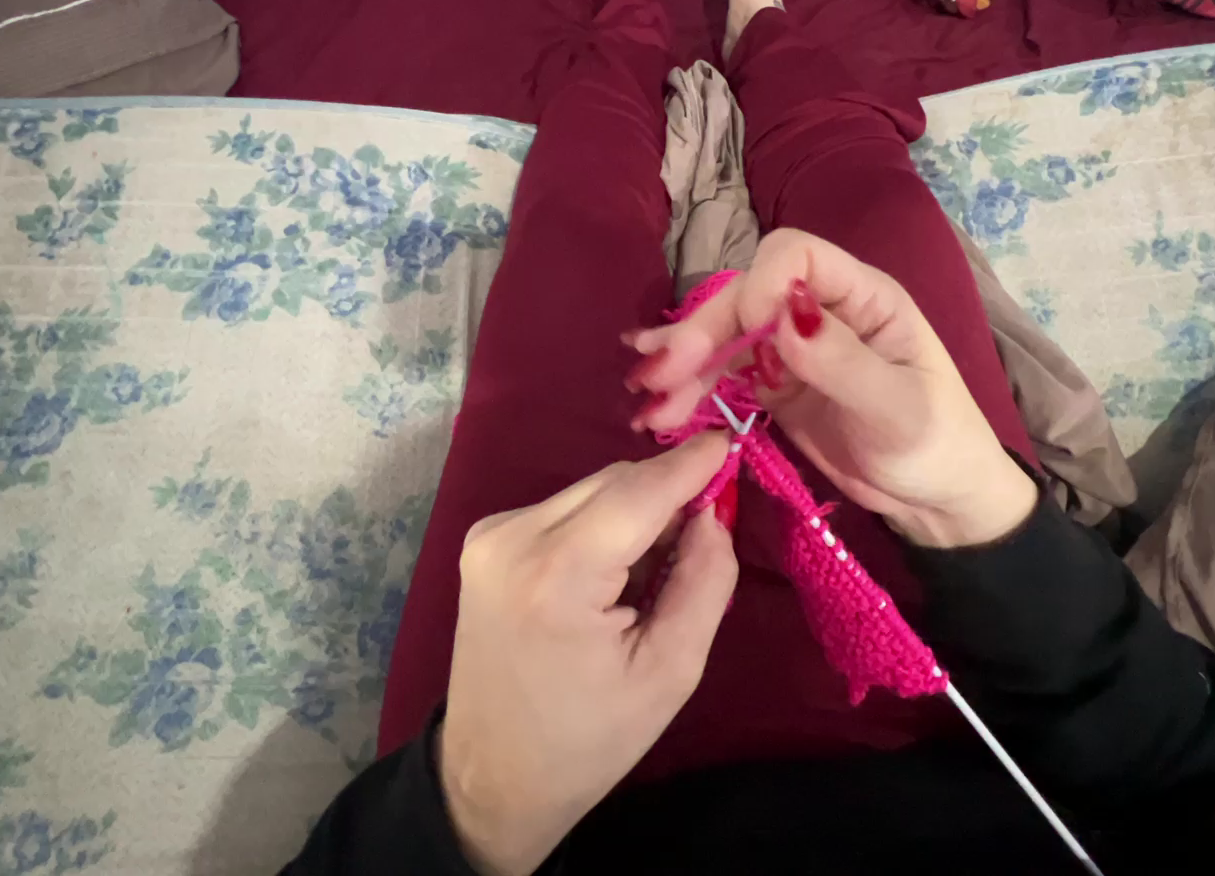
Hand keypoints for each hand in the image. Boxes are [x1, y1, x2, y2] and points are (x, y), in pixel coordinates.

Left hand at [439, 435, 737, 875]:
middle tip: (703, 533)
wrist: (492, 776)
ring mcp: (490, 534)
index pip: (637, 493)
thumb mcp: (671, 671)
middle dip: (665, 495)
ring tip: (646, 573)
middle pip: (614, 484)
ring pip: (592, 489)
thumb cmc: (589, 739)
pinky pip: (567, 506)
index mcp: (556, 577)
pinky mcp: (485, 538)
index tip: (729, 438)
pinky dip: (602, 522)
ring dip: (634, 512)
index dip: (688, 463)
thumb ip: (704, 580)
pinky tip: (608, 571)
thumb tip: (711, 510)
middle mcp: (512, 538)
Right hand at [626, 229, 1036, 549]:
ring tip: (649, 405)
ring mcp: (793, 348)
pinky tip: (662, 408)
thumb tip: (783, 315)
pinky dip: (691, 389)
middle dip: (700, 332)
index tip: (747, 336)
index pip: (795, 257)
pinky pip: (724, 375)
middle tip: (657, 376)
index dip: (760, 284)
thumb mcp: (897, 409)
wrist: (936, 500)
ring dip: (683, 365)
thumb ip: (841, 360)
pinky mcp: (775, 385)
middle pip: (745, 296)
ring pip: (725, 335)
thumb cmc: (935, 446)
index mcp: (862, 297)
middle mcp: (821, 310)